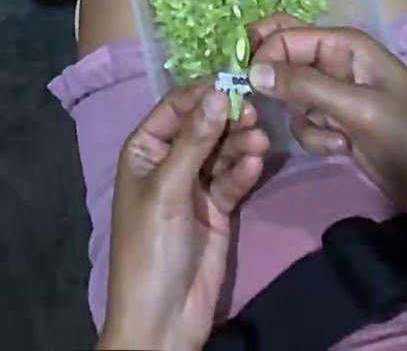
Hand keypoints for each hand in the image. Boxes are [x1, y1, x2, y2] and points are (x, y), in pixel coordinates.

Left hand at [98, 86, 270, 350]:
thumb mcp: (168, 189)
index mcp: (145, 149)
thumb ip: (195, 140)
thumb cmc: (149, 247)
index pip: (175, 108)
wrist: (162, 323)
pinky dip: (244, 170)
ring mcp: (195, 184)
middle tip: (255, 112)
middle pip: (204, 126)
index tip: (233, 82)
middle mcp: (170, 160)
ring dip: (241, 143)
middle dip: (228, 118)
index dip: (202, 94)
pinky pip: (232, 178)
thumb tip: (218, 92)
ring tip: (261, 141)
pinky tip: (254, 165)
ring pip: (222, 150)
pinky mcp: (217, 207)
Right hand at [247, 14, 406, 235]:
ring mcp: (338, 94)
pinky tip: (340, 150)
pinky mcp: (341, 124)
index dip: (263, 56)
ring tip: (332, 137)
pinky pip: (307, 122)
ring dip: (302, 119)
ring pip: (292, 95)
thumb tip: (252, 69)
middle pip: (286, 58)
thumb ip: (305, 87)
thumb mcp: (359, 110)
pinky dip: (316, 137)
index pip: (286, 35)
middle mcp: (337, 62)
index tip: (245, 87)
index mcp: (345, 44)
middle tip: (258, 106)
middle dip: (274, 82)